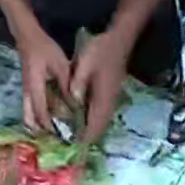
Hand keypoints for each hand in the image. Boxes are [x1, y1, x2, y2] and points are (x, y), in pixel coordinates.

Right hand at [15, 23, 72, 134]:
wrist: (27, 37)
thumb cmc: (44, 49)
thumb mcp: (60, 65)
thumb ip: (66, 85)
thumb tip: (74, 104)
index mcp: (35, 86)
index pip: (40, 111)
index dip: (49, 125)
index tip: (61, 135)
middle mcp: (28, 93)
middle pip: (29, 119)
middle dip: (41, 131)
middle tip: (56, 137)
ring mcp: (26, 93)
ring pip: (28, 116)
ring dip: (38, 126)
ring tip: (54, 132)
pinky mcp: (28, 92)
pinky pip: (30, 110)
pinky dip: (38, 118)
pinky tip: (51, 120)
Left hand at [69, 28, 132, 143]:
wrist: (120, 40)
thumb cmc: (102, 51)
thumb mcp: (85, 64)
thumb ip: (77, 83)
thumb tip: (72, 101)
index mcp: (103, 101)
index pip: (94, 129)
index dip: (81, 140)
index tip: (66, 143)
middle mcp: (108, 107)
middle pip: (97, 132)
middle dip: (82, 138)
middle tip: (63, 138)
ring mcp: (110, 103)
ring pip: (98, 125)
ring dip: (86, 130)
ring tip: (67, 131)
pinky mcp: (108, 98)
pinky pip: (99, 116)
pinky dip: (88, 120)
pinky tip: (76, 116)